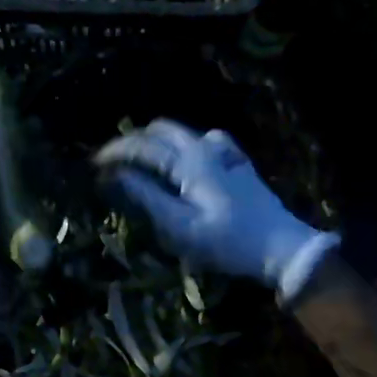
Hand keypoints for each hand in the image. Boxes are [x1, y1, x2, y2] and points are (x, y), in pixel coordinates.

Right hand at [94, 120, 339, 304]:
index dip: (115, 152)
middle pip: (161, 129)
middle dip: (133, 141)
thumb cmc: (226, 242)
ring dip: (156, 140)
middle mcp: (204, 148)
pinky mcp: (237, 162)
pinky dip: (184, 144)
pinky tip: (185, 160)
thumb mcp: (179, 226)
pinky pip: (205, 140)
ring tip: (141, 160)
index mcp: (188, 162)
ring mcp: (224, 152)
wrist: (282, 247)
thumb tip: (115, 175)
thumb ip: (146, 197)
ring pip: (182, 132)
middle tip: (114, 161)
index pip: (142, 147)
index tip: (94, 164)